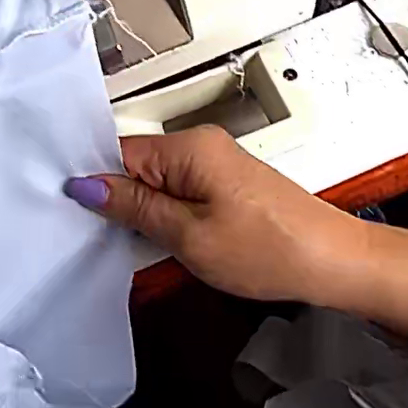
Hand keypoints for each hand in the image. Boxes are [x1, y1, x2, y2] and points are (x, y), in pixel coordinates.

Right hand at [66, 126, 369, 303]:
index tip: (76, 213)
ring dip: (147, 214)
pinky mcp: (229, 185)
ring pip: (161, 183)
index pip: (120, 152)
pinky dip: (171, 217)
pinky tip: (170, 243)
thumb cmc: (271, 248)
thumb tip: (89, 185)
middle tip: (112, 239)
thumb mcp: (189, 235)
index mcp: (191, 147)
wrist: (330, 260)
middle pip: (139, 166)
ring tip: (147, 246)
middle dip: (122, 202)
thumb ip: (135, 207)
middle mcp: (205, 146)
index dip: (97, 184)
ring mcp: (219, 165)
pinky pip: (184, 193)